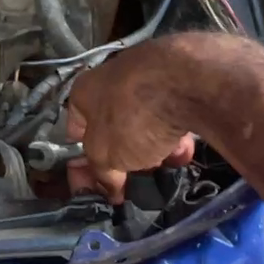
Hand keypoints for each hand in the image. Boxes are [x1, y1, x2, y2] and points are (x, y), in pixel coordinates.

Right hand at [65, 39, 199, 202]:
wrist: (189, 79)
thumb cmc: (133, 115)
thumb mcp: (106, 156)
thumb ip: (103, 173)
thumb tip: (109, 189)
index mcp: (83, 92)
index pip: (74, 127)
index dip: (83, 156)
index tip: (95, 177)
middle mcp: (113, 77)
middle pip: (114, 124)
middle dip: (124, 152)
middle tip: (133, 174)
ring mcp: (148, 74)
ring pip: (146, 118)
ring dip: (153, 143)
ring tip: (165, 162)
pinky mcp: (182, 76)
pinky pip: (175, 111)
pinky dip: (178, 130)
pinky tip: (186, 146)